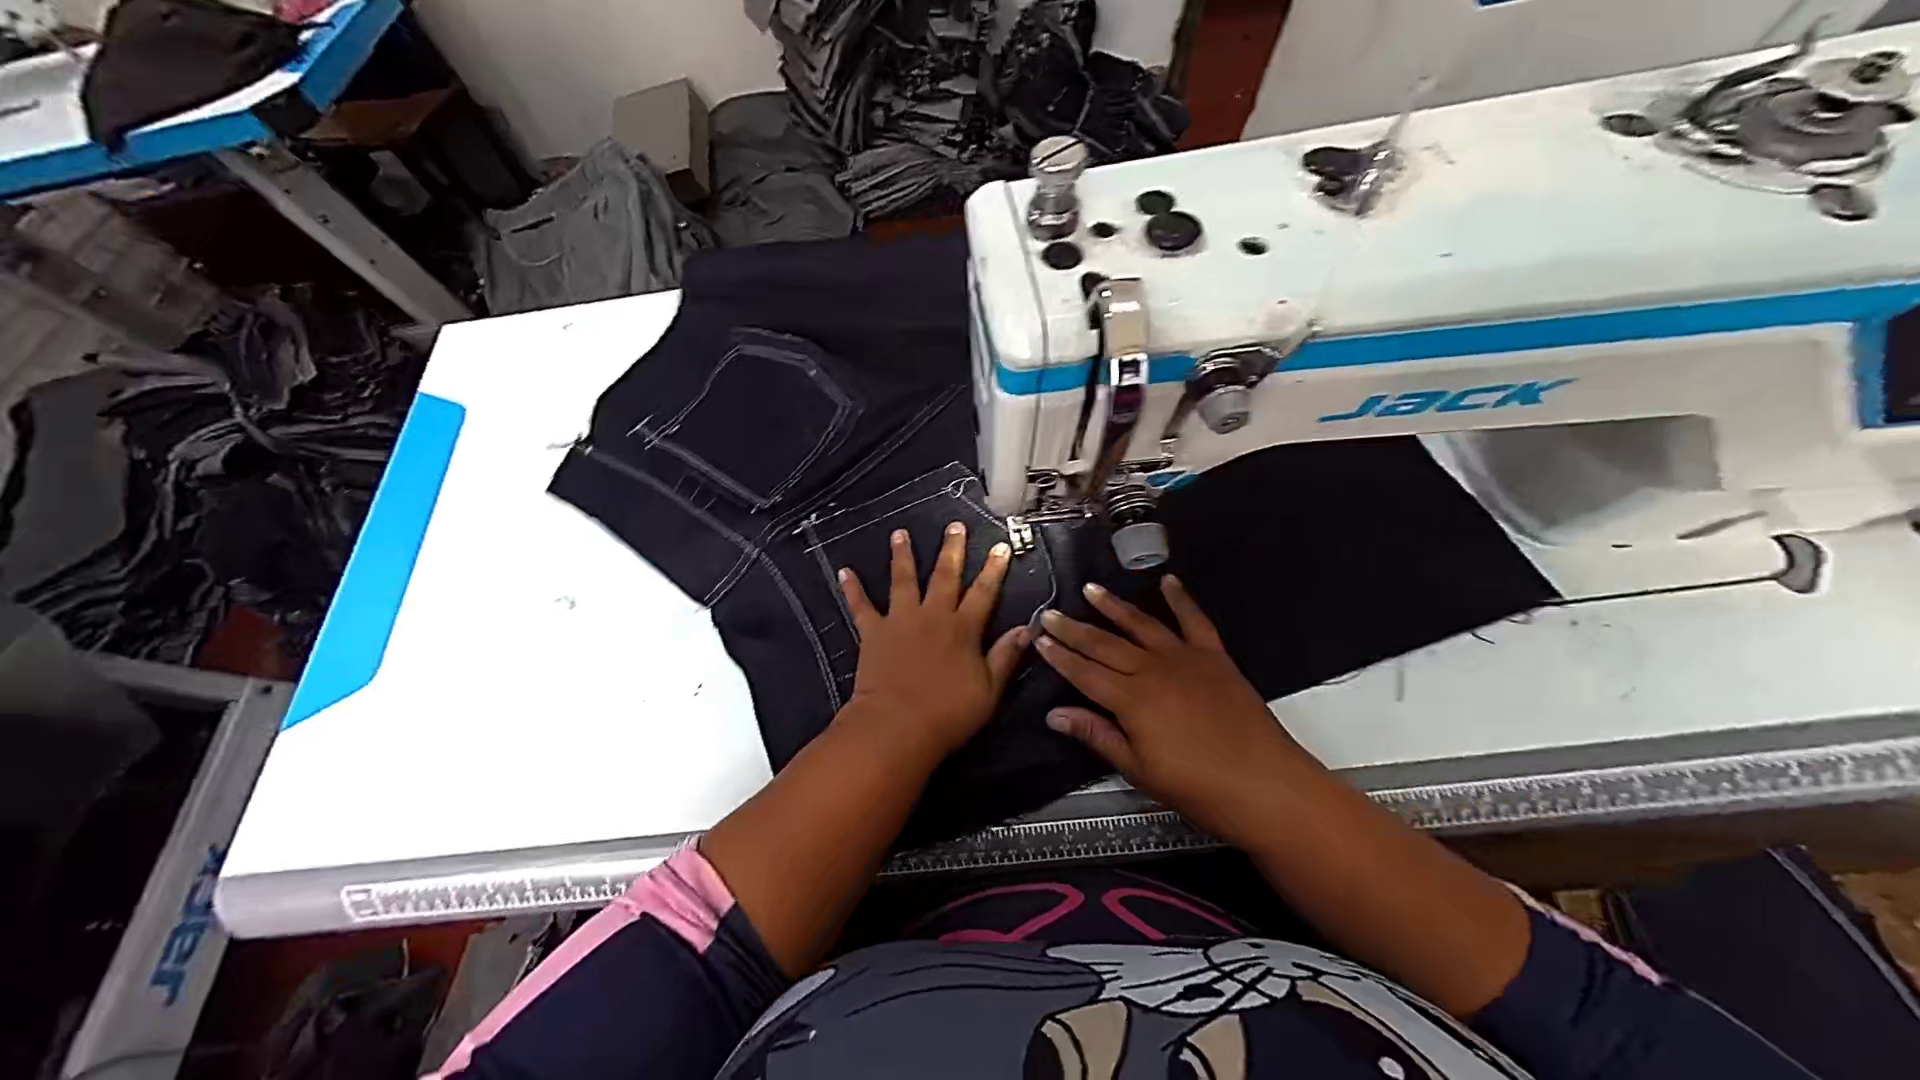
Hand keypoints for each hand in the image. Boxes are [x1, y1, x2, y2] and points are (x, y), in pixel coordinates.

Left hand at [838, 522, 1029, 760]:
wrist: (897, 726)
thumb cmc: (948, 713)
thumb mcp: (989, 690)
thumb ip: (1005, 656)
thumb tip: (1027, 628)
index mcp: (963, 629)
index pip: (984, 592)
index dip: (994, 569)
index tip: (1000, 547)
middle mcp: (933, 616)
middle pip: (945, 576)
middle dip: (952, 549)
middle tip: (955, 526)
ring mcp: (900, 621)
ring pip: (903, 580)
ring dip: (902, 555)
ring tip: (900, 533)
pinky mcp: (873, 632)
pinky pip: (861, 606)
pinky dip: (852, 589)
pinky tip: (844, 572)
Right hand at [1035, 576, 1305, 844]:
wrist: (1264, 784)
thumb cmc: (1198, 786)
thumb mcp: (1138, 769)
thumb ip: (1096, 735)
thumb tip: (1055, 715)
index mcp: (1131, 700)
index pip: (1084, 672)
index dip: (1060, 656)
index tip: (1039, 639)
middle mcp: (1153, 670)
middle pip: (1105, 644)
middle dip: (1074, 629)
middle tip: (1051, 614)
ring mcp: (1185, 659)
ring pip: (1141, 625)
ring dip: (1114, 607)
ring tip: (1091, 590)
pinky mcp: (1215, 657)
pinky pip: (1194, 620)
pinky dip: (1181, 599)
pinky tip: (1168, 582)